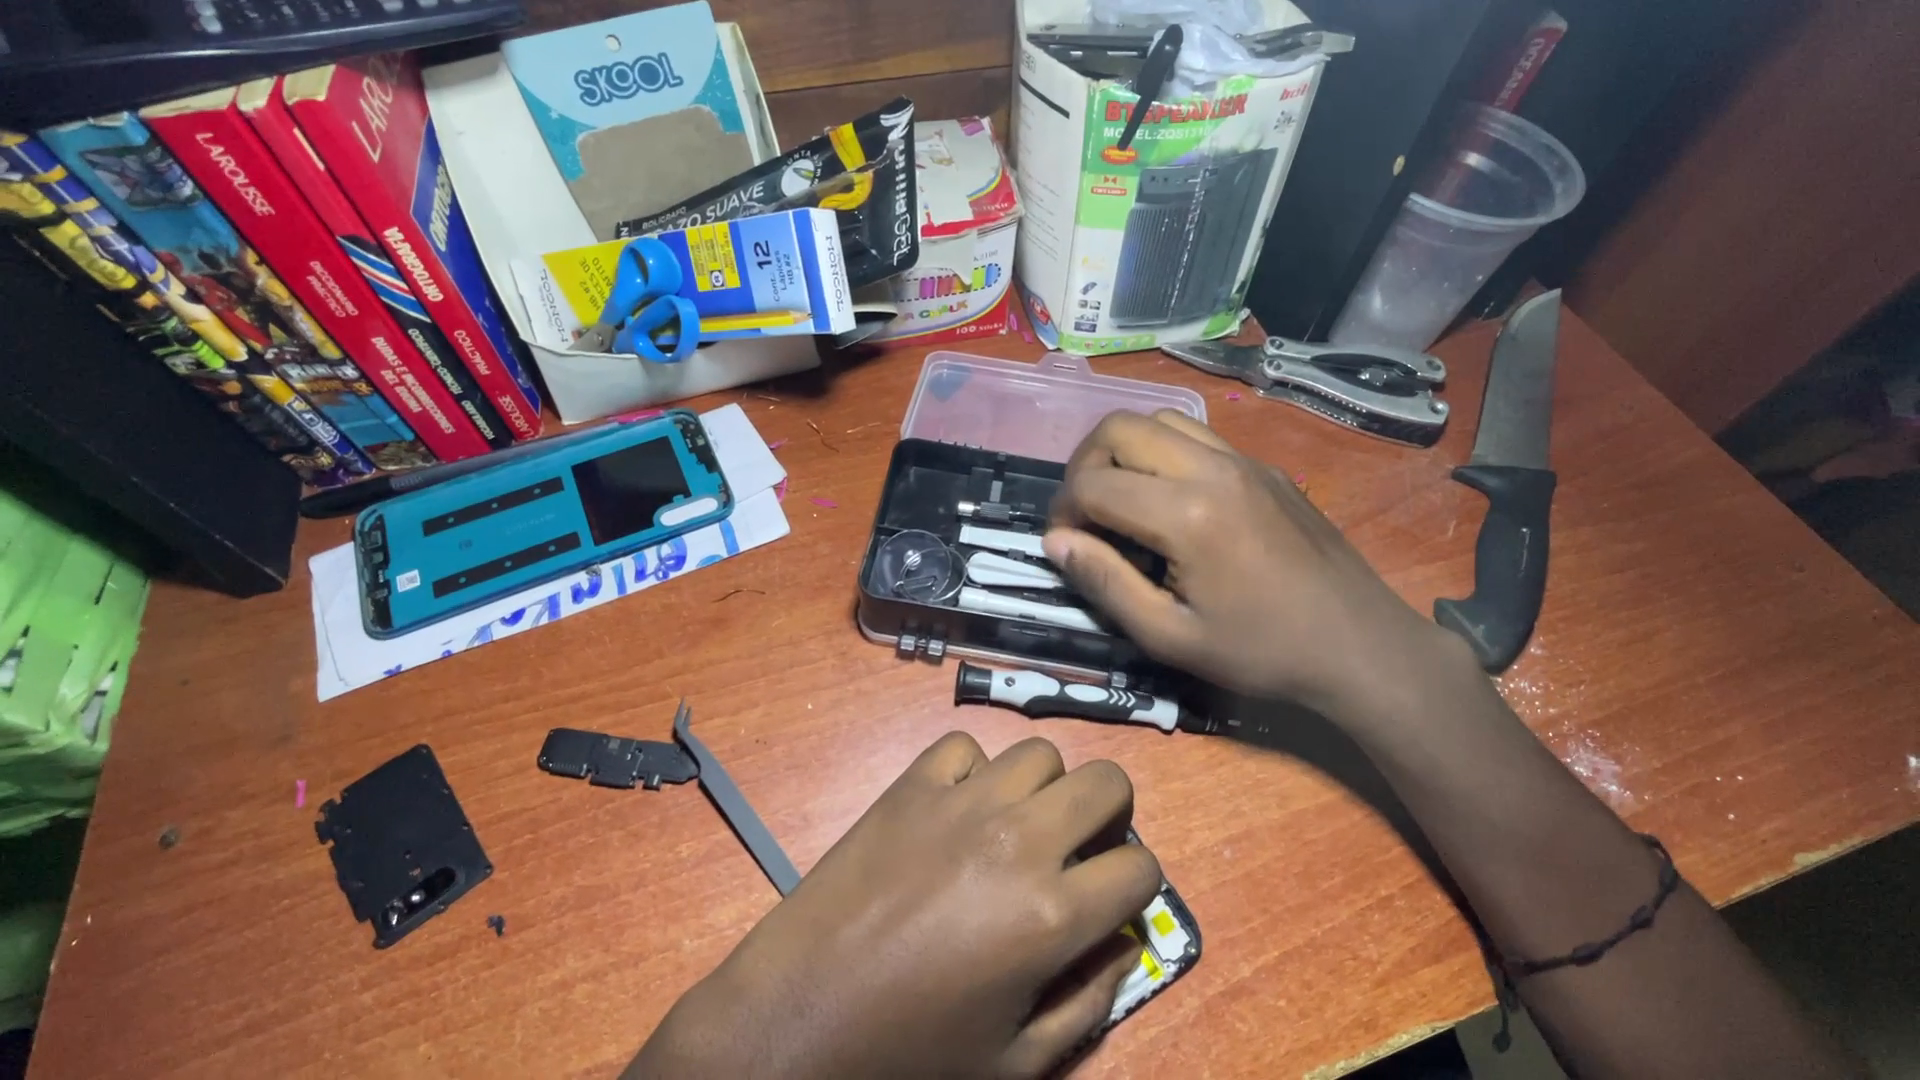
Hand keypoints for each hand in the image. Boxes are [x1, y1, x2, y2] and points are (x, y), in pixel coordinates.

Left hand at [629, 733, 1159, 1078]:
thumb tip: (1124, 942)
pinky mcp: (910, 786)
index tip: (1113, 898)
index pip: (1140, 869)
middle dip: (1111, 814)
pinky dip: (973, 772)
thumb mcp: (1017, 1060)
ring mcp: (960, 804)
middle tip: (1082, 847)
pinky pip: (964, 748)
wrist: (799, 1015)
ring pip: (1039, 754)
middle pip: (1107, 782)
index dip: (1137, 886)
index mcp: (1052, 915)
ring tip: (1019, 825)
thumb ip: (1089, 1000)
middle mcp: (1018, 842)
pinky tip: (957, 809)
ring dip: (1045, 789)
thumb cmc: (910, 1052)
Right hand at [1046, 410, 1465, 723]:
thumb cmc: (1260, 651)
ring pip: (1160, 420)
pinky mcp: (1264, 467)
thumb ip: (1106, 582)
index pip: (1092, 485)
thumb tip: (1056, 542)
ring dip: (1125, 451)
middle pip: (1119, 428)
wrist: (1359, 644)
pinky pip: (1198, 436)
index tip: (1065, 546)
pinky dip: (1165, 453)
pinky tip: (1171, 503)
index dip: (1062, 513)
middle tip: (1085, 515)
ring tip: (1122, 502)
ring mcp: (1243, 460)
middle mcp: (1212, 469)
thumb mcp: (1170, 636)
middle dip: (1084, 466)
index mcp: (1186, 514)